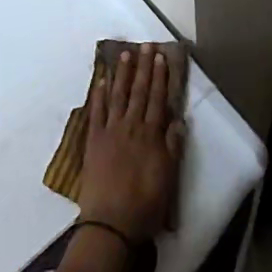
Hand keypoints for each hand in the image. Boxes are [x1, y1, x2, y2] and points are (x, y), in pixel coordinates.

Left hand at [78, 43, 184, 241]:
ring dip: (122, 74)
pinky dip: (98, 95)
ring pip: (117, 96)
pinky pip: (96, 112)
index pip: (157, 99)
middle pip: (139, 92)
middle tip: (145, 46)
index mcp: (151, 135)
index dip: (160, 77)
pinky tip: (101, 80)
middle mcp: (131, 127)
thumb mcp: (169, 178)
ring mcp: (110, 132)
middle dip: (143, 68)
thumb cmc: (145, 205)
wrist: (111, 225)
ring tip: (125, 55)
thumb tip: (178, 120)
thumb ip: (173, 146)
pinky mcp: (93, 141)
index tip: (160, 57)